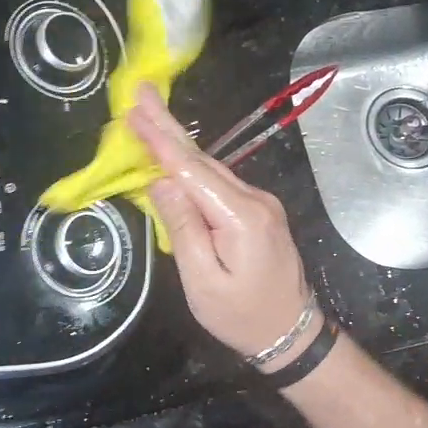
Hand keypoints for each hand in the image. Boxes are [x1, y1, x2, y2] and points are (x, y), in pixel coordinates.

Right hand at [127, 85, 316, 361]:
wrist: (291, 335)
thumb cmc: (242, 317)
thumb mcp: (203, 282)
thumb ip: (182, 229)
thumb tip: (161, 183)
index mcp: (241, 217)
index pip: (191, 171)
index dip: (160, 140)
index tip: (136, 110)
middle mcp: (255, 200)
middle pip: (202, 160)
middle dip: (168, 126)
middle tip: (141, 92)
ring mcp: (260, 204)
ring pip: (211, 168)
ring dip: (177, 143)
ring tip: (148, 116)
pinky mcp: (258, 212)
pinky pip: (218, 183)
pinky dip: (192, 167)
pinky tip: (173, 154)